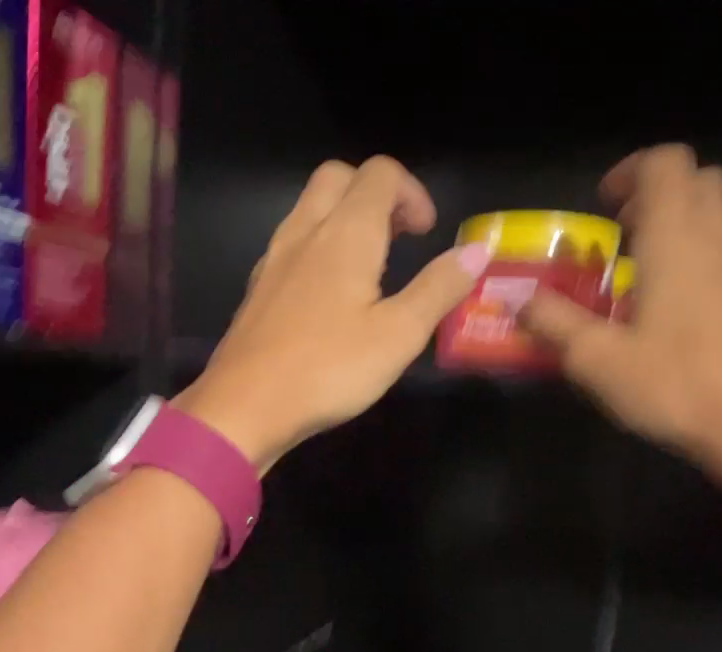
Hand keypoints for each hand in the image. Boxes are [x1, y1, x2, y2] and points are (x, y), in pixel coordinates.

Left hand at [176, 157, 490, 471]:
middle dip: (375, 194)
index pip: (380, 175)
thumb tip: (477, 250)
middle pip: (337, 178)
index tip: (428, 235)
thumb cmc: (329, 370)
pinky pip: (291, 245)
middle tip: (400, 236)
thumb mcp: (398, 335)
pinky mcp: (258, 290)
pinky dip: (318, 248)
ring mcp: (274, 260)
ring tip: (371, 264)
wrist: (244, 407)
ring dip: (344, 218)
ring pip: (309, 209)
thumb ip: (438, 288)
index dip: (413, 192)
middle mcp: (305, 233)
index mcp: (345, 234)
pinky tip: (330, 294)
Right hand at [519, 145, 721, 469]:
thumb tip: (520, 301)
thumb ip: (554, 323)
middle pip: (695, 180)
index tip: (601, 207)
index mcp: (673, 239)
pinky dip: (694, 255)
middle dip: (655, 193)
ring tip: (638, 268)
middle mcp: (712, 239)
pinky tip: (667, 304)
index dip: (630, 171)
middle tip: (619, 231)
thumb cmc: (673, 383)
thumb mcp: (596, 359)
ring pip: (713, 214)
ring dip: (676, 224)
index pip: (664, 163)